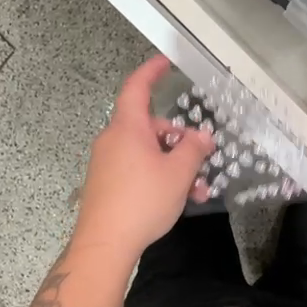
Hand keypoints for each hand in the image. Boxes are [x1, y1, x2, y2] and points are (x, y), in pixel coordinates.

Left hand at [73, 56, 215, 260]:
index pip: (137, 87)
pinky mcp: (105, 185)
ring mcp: (106, 163)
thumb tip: (202, 137)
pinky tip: (177, 200)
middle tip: (202, 159)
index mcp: (127, 128)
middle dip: (179, 140)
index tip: (165, 62)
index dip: (152, 71)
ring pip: (146, 153)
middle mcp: (112, 140)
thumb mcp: (178, 174)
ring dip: (174, 166)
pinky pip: (136, 170)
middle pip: (150, 127)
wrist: (104, 244)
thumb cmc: (142, 201)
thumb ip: (194, 149)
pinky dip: (157, 178)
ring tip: (197, 191)